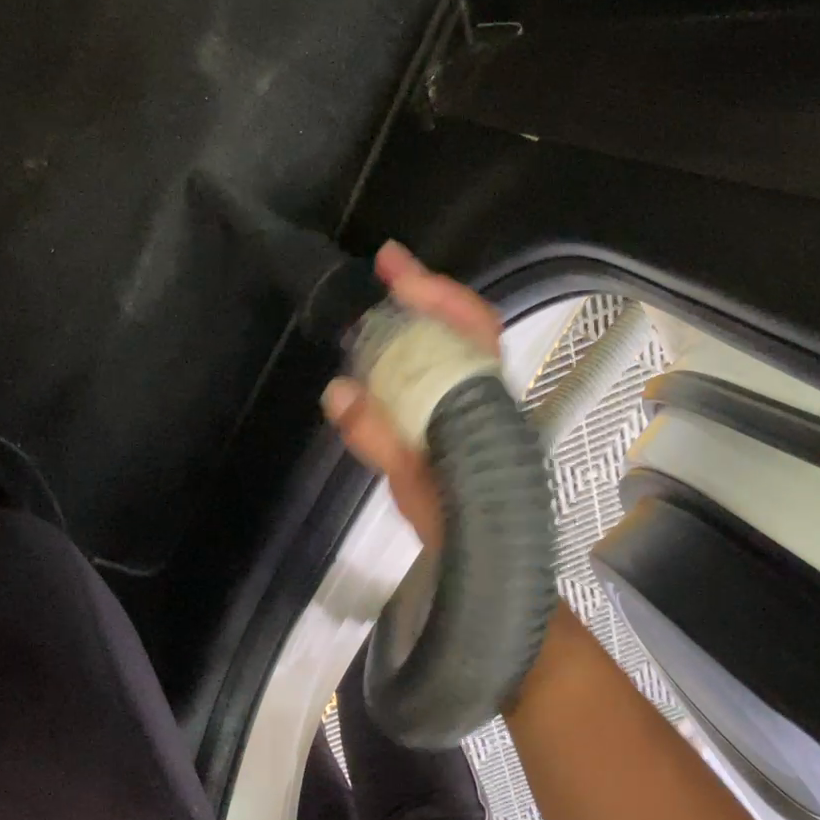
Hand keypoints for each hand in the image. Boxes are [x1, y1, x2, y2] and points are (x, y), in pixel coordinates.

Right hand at [319, 240, 504, 546]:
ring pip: (447, 350)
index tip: (391, 264)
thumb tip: (338, 393)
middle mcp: (480, 392)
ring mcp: (468, 407)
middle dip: (421, 295)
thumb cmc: (455, 517)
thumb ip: (378, 435)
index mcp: (478, 397)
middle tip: (380, 274)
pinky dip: (405, 360)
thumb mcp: (413, 478)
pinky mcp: (451, 424)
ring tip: (372, 313)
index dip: (432, 290)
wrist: (481, 555)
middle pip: (460, 326)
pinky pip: (431, 377)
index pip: (466, 325)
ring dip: (413, 326)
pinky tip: (378, 365)